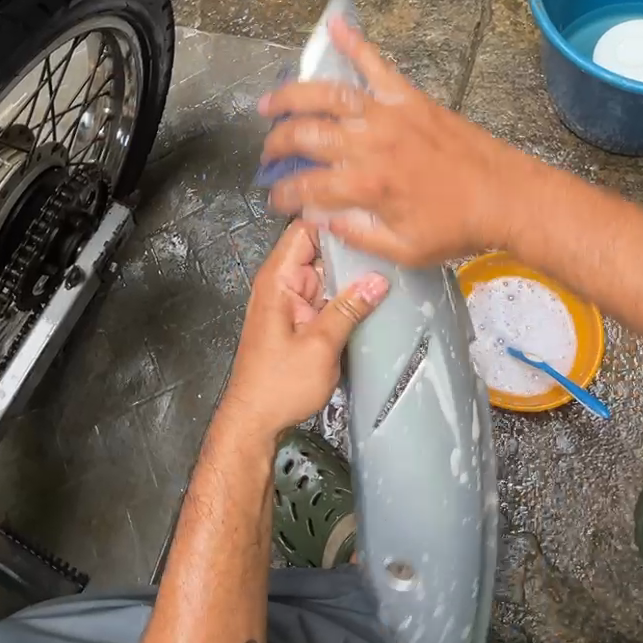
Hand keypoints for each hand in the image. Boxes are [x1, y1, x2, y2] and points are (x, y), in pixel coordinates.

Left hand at [217, 222, 388, 440]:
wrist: (255, 421)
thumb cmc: (278, 385)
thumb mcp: (320, 345)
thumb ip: (349, 309)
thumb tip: (377, 280)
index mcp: (277, 280)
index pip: (303, 231)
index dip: (332, 221)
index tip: (366, 221)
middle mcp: (281, 284)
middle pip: (318, 251)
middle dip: (349, 250)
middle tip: (387, 250)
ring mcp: (290, 302)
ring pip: (324, 275)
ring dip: (349, 276)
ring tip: (387, 271)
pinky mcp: (298, 320)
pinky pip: (323, 297)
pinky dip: (343, 297)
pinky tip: (370, 299)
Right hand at [258, 18, 535, 265]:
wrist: (506, 197)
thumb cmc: (456, 227)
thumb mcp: (403, 250)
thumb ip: (355, 233)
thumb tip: (316, 218)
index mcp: (368, 186)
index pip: (307, 187)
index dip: (283, 194)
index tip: (274, 199)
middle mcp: (370, 144)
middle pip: (306, 136)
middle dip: (276, 145)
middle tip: (267, 155)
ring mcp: (389, 115)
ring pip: (328, 96)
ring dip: (292, 96)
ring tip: (269, 103)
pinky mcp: (410, 98)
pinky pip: (378, 65)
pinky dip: (356, 42)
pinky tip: (335, 24)